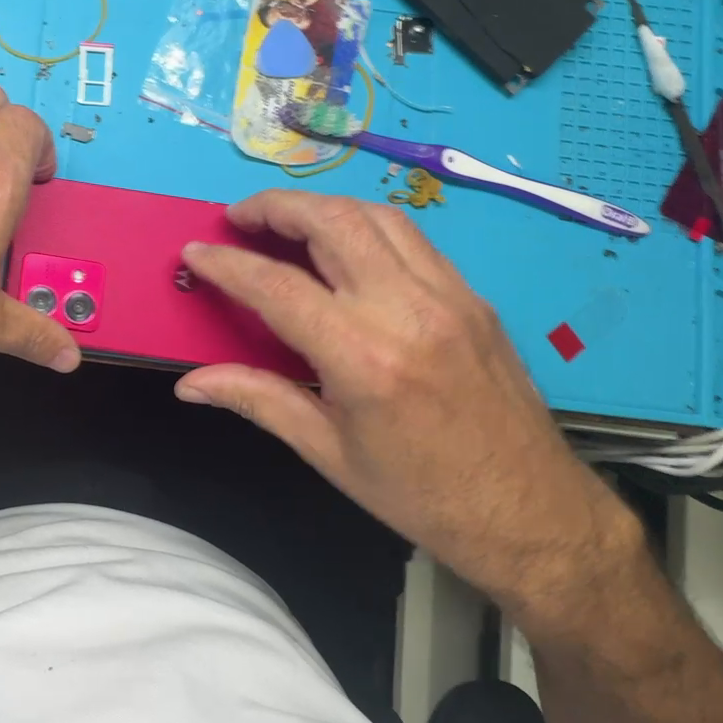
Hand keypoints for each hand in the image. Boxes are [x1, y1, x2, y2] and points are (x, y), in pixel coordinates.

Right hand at [176, 191, 637, 611]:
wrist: (533, 516)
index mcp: (363, 358)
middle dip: (275, 207)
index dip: (227, 263)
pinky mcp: (473, 298)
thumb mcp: (326, 452)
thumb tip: (189, 385)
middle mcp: (407, 311)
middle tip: (237, 217)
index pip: (277, 286)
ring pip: (376, 216)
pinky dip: (363, 225)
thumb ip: (256, 399)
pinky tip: (342, 246)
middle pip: (332, 222)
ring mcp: (449, 297)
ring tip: (284, 221)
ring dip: (321, 207)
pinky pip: (410, 238)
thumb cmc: (419, 494)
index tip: (194, 251)